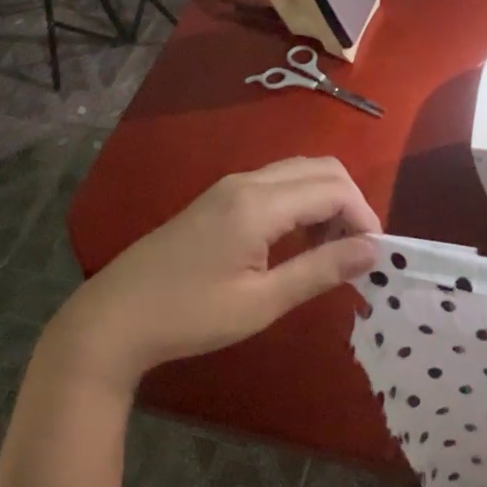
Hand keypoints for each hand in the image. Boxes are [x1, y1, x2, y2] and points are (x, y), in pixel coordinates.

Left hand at [43, 157, 381, 390]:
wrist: (114, 318)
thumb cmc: (190, 316)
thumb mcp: (261, 303)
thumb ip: (320, 270)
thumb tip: (373, 250)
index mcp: (258, 203)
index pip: (334, 188)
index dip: (364, 218)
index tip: (372, 259)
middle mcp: (247, 181)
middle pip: (320, 169)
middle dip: (350, 203)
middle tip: (356, 253)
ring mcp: (229, 186)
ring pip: (298, 172)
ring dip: (326, 201)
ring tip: (331, 251)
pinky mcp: (218, 198)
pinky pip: (276, 184)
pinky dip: (301, 202)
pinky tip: (297, 242)